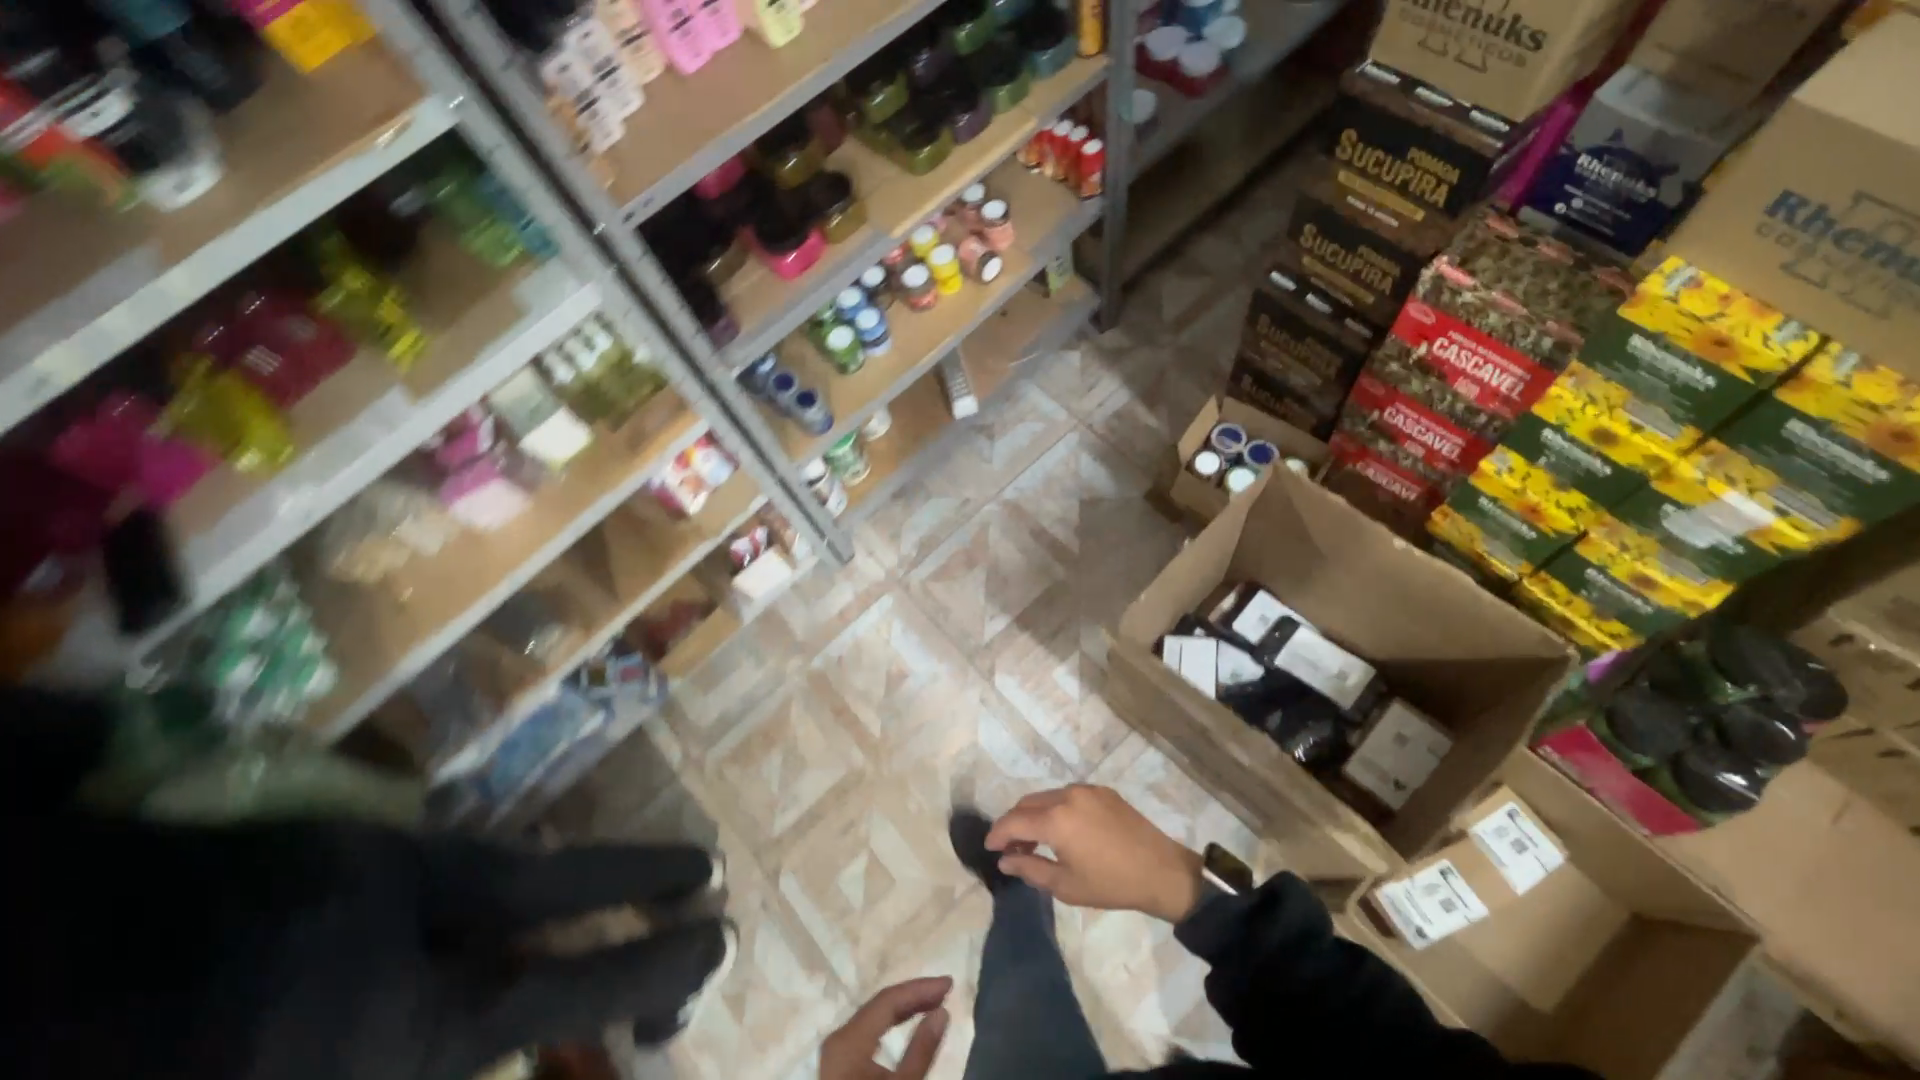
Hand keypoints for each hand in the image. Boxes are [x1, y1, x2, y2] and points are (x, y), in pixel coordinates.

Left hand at [820, 977, 952, 1079]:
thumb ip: (921, 1050)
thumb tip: (941, 1013)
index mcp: (850, 1039)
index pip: (889, 1000)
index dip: (920, 988)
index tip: (950, 984)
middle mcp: (840, 1037)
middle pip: (880, 1005)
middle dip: (914, 995)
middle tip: (945, 990)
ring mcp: (837, 1051)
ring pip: (873, 1017)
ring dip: (904, 1008)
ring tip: (933, 1003)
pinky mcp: (839, 1064)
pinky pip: (868, 1032)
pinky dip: (891, 1024)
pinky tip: (908, 1025)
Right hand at [986, 785, 1203, 921]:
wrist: (1161, 871)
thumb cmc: (1110, 884)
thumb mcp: (1065, 885)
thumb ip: (1029, 868)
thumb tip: (1005, 859)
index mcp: (1055, 819)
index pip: (1013, 821)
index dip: (997, 834)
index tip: (989, 848)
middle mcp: (1067, 796)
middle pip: (1027, 804)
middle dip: (1013, 824)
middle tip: (1011, 849)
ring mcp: (1087, 790)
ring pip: (1047, 797)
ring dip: (1034, 816)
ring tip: (1034, 842)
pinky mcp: (1103, 792)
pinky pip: (1068, 796)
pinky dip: (1055, 809)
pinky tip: (1061, 831)